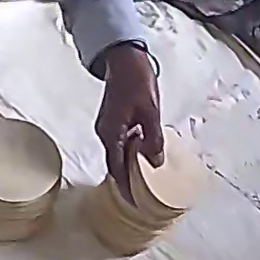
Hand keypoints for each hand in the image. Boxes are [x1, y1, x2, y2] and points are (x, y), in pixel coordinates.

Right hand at [96, 43, 163, 201]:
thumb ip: (153, 138)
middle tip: (141, 196)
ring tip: (145, 180)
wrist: (125, 58)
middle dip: (126, 180)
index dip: (124, 187)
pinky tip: (144, 155)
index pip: (116, 168)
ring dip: (130, 165)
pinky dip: (130, 152)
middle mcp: (105, 132)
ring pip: (118, 153)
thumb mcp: (150, 111)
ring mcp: (108, 126)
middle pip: (115, 163)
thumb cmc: (137, 80)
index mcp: (111, 132)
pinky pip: (121, 142)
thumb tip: (154, 162)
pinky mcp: (113, 120)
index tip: (132, 202)